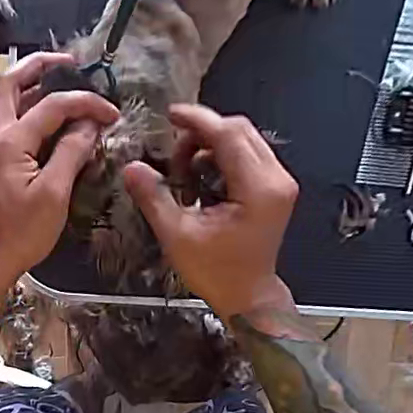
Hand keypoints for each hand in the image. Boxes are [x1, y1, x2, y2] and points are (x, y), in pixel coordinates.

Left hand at [0, 52, 119, 289]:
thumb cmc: (22, 232)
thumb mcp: (54, 194)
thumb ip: (71, 153)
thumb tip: (90, 127)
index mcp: (11, 141)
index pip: (52, 105)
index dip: (85, 104)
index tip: (112, 113)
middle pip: (11, 83)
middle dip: (39, 66)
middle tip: (69, 63)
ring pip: (9, 101)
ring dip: (34, 86)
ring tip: (64, 84)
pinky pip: (13, 122)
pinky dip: (32, 110)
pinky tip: (54, 121)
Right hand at [122, 104, 298, 318]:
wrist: (248, 296)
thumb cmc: (218, 273)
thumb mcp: (178, 237)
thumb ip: (155, 198)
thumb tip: (132, 168)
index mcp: (258, 190)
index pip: (229, 135)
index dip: (197, 120)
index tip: (172, 116)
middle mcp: (276, 180)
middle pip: (239, 130)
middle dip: (203, 133)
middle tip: (174, 153)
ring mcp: (280, 184)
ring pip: (245, 140)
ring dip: (212, 145)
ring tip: (186, 171)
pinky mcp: (276, 190)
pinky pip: (249, 156)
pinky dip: (223, 158)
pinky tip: (202, 177)